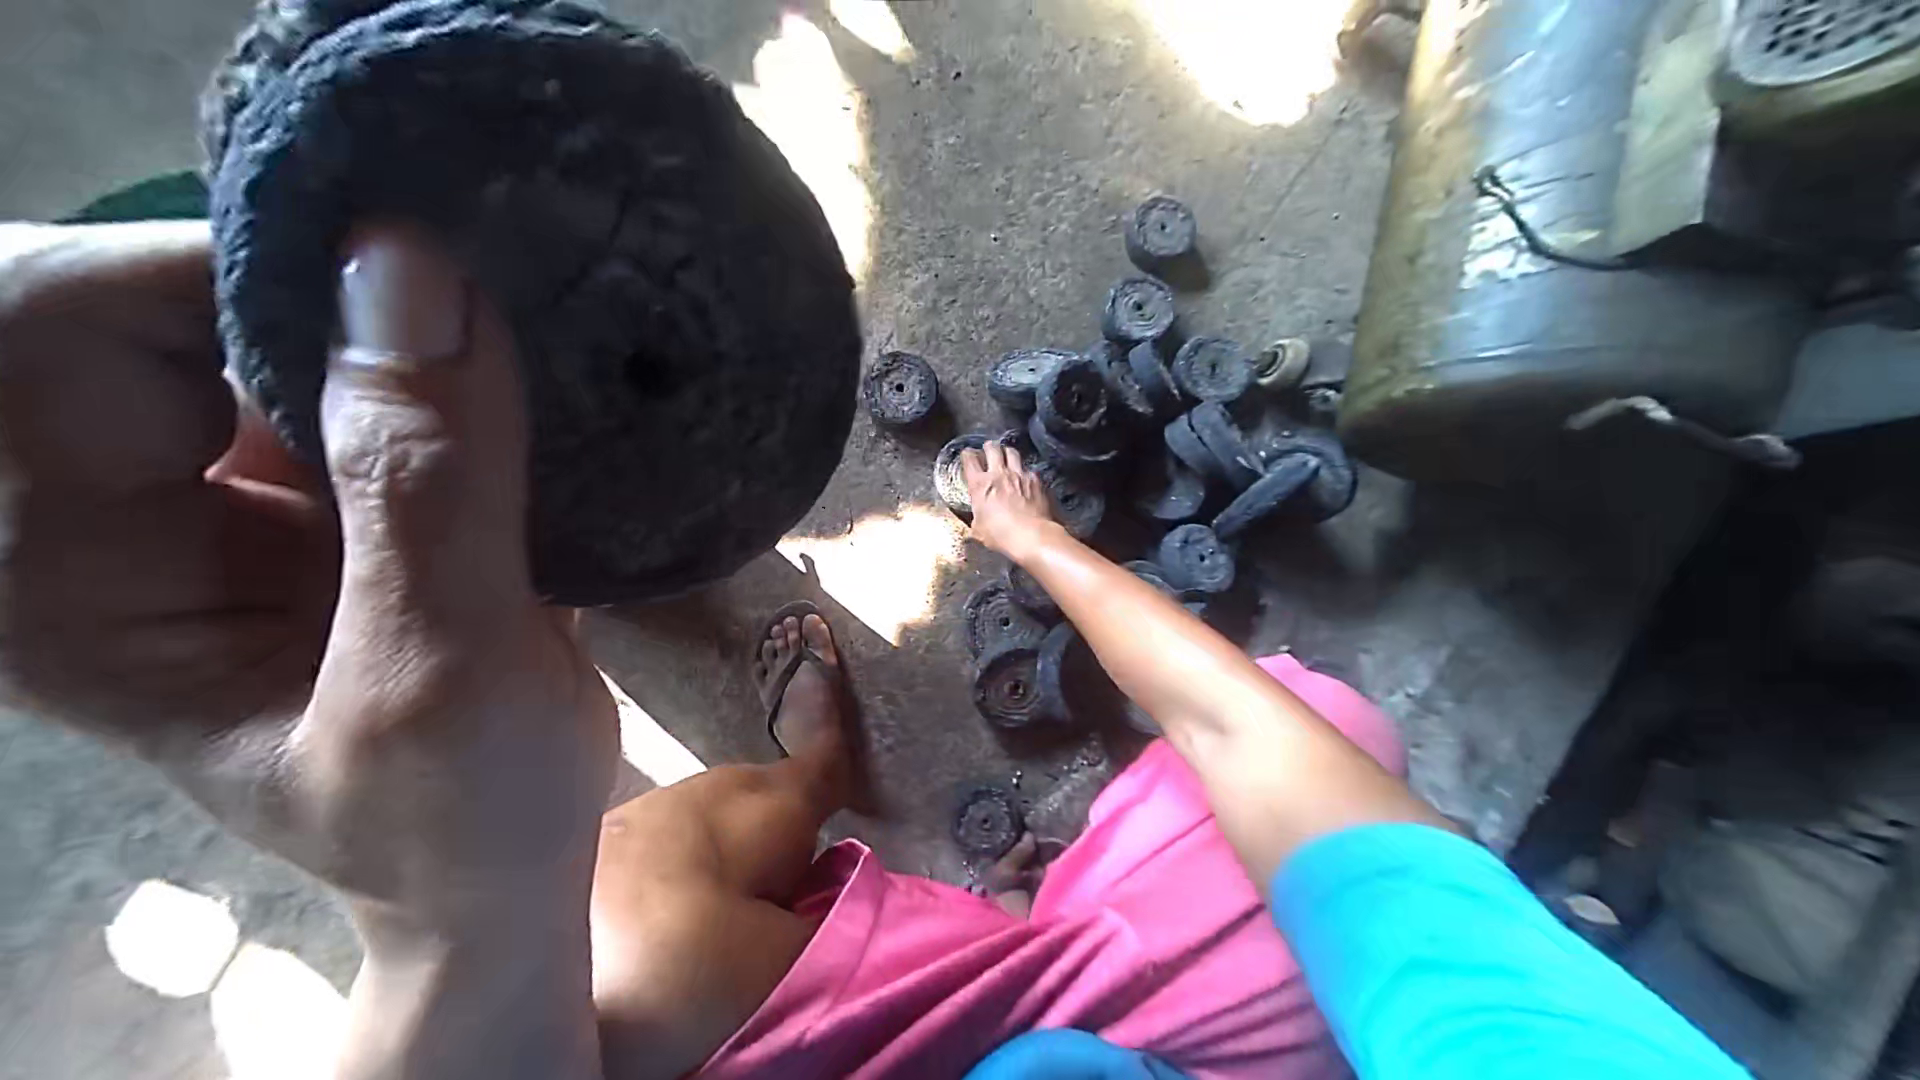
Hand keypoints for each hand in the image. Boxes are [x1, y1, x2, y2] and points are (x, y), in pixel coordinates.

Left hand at [0, 222, 615, 1016]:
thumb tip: (415, 280)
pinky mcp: (360, 510)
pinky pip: (388, 400)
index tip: (416, 282)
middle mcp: (136, 514)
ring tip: (521, 323)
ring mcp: (259, 507)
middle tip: (482, 287)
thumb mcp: (443, 668)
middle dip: (327, 292)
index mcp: (71, 570)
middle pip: (178, 319)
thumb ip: (426, 491)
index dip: (228, 285)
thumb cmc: (463, 804)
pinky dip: (457, 374)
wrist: (504, 858)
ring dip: (408, 330)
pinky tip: (528, 378)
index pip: (68, 336)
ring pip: (300, 352)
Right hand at [961, 440, 1064, 562]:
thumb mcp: (979, 530)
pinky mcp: (1036, 480)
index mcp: (980, 485)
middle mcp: (999, 474)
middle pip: (992, 448)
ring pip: (1012, 452)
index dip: (967, 455)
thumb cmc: (1002, 535)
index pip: (970, 460)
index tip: (968, 455)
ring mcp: (1020, 475)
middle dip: (989, 447)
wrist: (1032, 535)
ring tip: (1007, 455)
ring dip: (1007, 452)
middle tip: (988, 448)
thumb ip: (977, 518)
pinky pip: (1029, 469)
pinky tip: (1025, 476)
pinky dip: (1025, 470)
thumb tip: (977, 521)